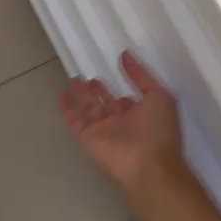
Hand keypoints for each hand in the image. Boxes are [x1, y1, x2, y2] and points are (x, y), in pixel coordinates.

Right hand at [58, 51, 183, 195]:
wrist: (148, 166)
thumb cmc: (158, 131)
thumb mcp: (159, 96)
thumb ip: (141, 75)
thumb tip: (125, 54)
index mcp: (140, 114)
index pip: (127, 99)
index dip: (122, 86)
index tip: (113, 69)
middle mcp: (120, 121)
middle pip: (105, 102)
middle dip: (97, 89)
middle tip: (87, 77)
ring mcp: (102, 129)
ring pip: (88, 108)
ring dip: (81, 95)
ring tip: (73, 79)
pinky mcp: (87, 136)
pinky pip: (75, 119)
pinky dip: (67, 108)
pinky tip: (61, 94)